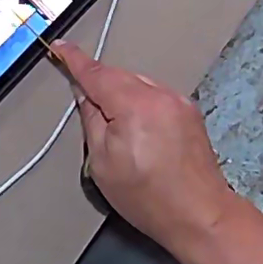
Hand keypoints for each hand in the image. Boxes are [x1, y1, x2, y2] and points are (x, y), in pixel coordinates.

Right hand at [51, 41, 247, 250]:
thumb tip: (85, 95)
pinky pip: (154, 93)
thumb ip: (90, 120)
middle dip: (99, 85)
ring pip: (136, 83)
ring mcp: (177, 101)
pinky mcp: (188, 110)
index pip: (95, 73)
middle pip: (117, 76)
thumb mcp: (102, 163)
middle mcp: (158, 95)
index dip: (74, 59)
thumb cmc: (149, 198)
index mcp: (133, 105)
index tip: (61, 47)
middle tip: (89, 113)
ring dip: (121, 94)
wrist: (201, 216)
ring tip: (119, 132)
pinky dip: (140, 102)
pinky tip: (139, 130)